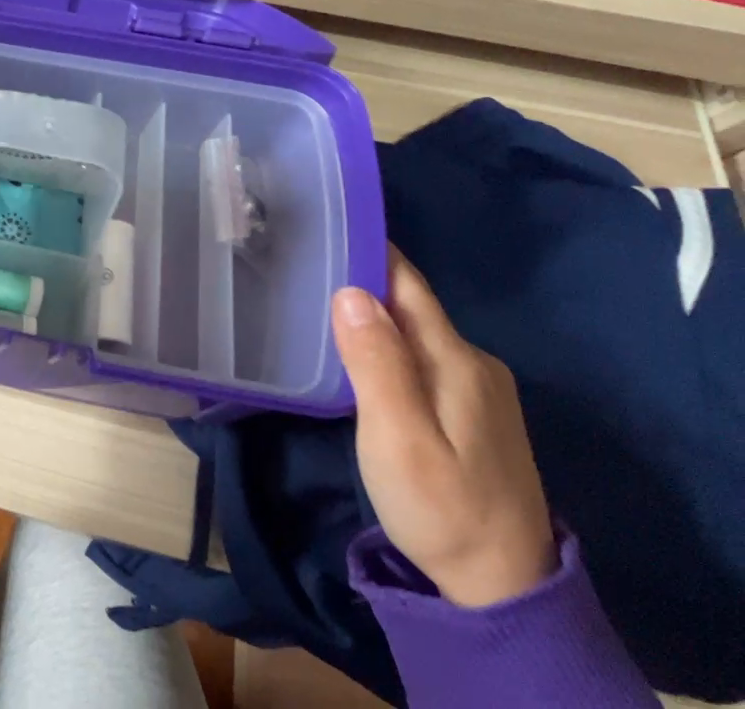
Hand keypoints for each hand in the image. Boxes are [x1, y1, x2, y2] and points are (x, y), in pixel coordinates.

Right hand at [332, 249, 556, 607]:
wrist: (499, 580)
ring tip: (314, 294)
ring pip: (414, 332)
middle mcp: (471, 364)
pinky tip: (354, 347)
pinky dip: (383, 341)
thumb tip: (352, 292)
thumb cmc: (439, 504)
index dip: (373, 251)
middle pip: (411, 306)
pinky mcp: (468, 413)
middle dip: (362, 278)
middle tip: (300, 257)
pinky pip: (419, 357)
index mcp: (456, 362)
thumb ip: (376, 363)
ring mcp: (475, 390)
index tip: (327, 220)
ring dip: (371, 311)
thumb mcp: (397, 435)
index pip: (409, 288)